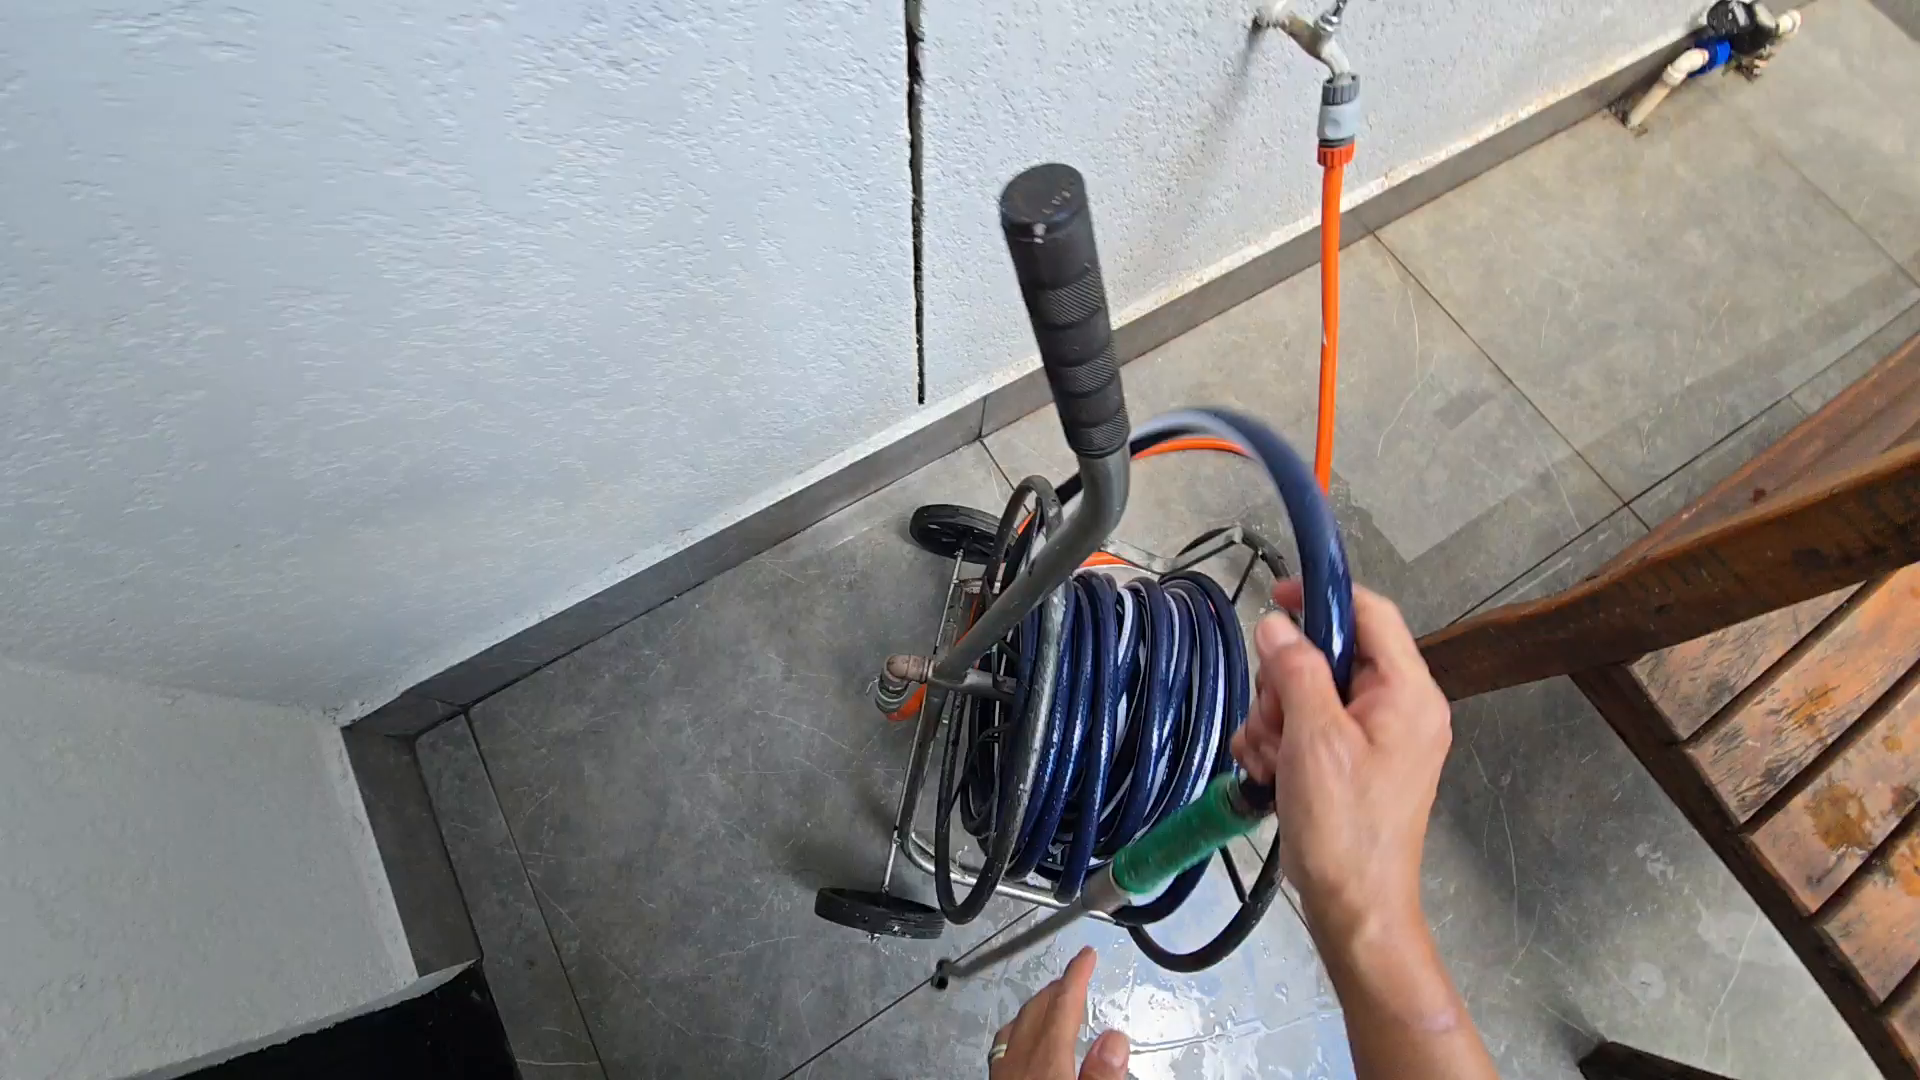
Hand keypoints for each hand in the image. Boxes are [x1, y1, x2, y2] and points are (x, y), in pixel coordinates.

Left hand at [989, 947, 1129, 1079]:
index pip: (1064, 1003)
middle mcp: (1020, 1057)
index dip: (1077, 974)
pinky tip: (1024, 1035)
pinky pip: (1005, 1041)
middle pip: (1040, 1006)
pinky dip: (1020, 1027)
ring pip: (1020, 1021)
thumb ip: (1101, 1074)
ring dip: (1040, 1004)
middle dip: (1060, 986)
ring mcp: (1003, 1070)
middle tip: (1077, 975)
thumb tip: (1115, 1039)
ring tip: (1055, 999)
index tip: (1087, 954)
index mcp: (1047, 1057)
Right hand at [1230, 580, 1451, 945]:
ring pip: (1301, 690)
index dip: (1323, 596)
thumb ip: (1296, 670)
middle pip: (1324, 654)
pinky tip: (1267, 770)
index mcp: (1405, 693)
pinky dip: (1274, 741)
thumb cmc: (1344, 822)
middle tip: (1274, 719)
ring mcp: (1366, 734)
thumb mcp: (1315, 738)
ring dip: (1271, 718)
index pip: (1371, 613)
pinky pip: (1297, 723)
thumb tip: (1275, 624)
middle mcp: (1391, 706)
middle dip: (1282, 683)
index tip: (1276, 597)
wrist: (1352, 904)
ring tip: (1271, 758)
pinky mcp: (1341, 757)